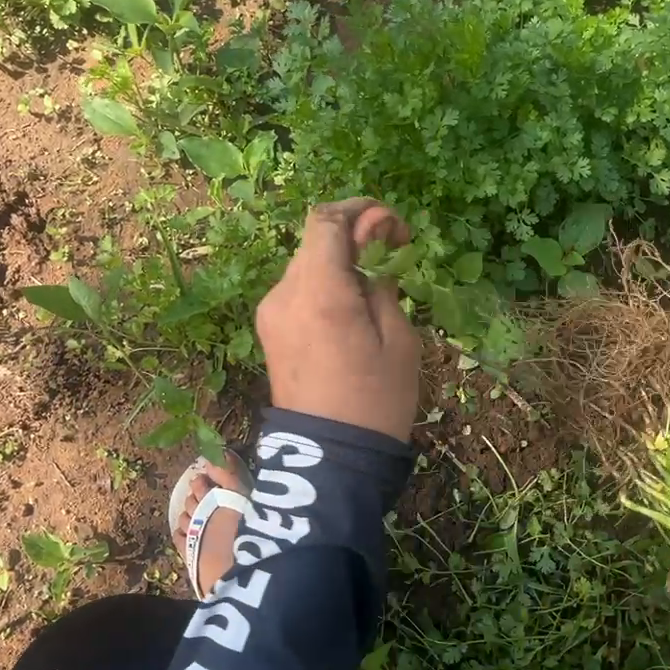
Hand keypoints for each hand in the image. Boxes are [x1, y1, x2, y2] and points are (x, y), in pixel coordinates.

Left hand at [256, 199, 421, 441]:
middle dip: (354, 235)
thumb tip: (374, 244)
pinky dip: (325, 284)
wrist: (331, 459)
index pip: (326, 220)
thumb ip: (382, 281)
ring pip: (306, 263)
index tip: (395, 231)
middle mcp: (284, 294)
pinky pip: (298, 290)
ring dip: (340, 260)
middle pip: (315, 238)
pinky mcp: (269, 330)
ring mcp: (270, 313)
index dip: (362, 211)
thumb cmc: (377, 401)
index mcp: (319, 293)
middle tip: (392, 253)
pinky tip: (350, 309)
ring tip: (374, 287)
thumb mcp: (399, 339)